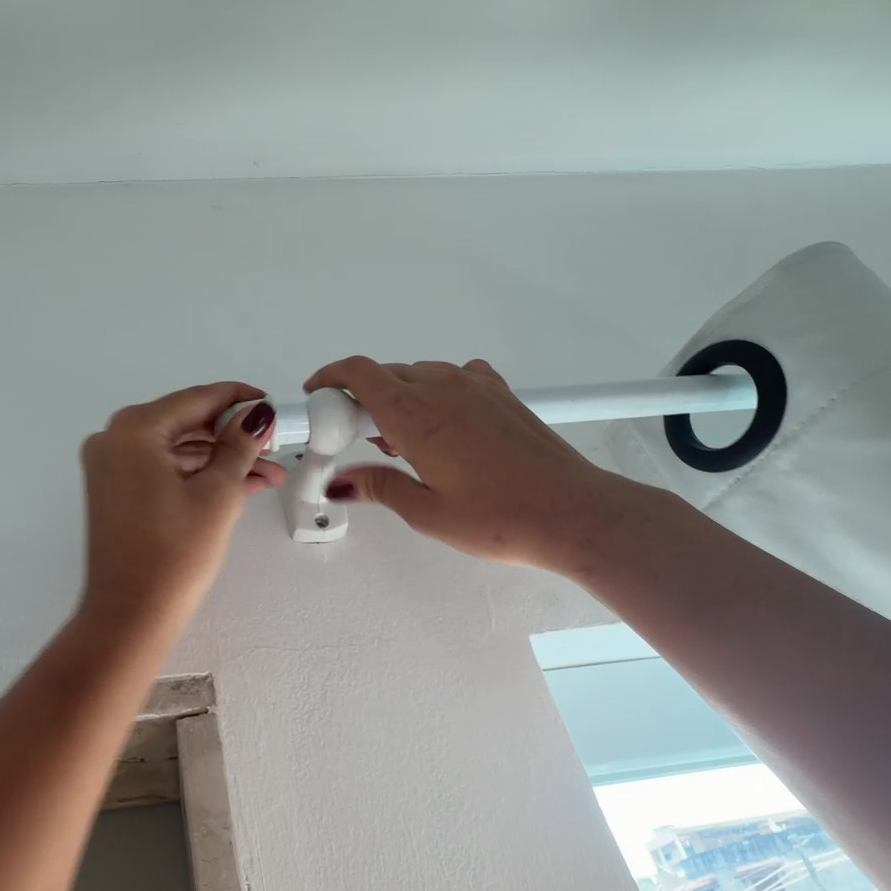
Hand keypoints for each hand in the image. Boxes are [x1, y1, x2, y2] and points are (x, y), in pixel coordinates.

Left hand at [79, 383, 286, 627]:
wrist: (130, 616)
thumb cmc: (175, 553)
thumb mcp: (218, 493)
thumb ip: (239, 445)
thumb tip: (256, 414)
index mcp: (134, 429)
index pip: (196, 399)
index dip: (238, 400)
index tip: (271, 406)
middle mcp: (114, 439)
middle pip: (185, 423)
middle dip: (233, 436)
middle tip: (276, 447)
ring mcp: (110, 468)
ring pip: (176, 450)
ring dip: (220, 460)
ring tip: (267, 475)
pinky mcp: (114, 494)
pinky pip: (162, 470)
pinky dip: (196, 476)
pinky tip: (237, 487)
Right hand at [304, 357, 661, 571]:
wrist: (573, 512)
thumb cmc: (499, 518)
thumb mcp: (426, 512)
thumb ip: (378, 487)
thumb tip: (340, 481)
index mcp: (415, 415)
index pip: (359, 372)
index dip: (330, 377)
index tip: (316, 396)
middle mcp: (443, 389)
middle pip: (386, 374)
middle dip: (361, 399)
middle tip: (356, 438)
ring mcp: (476, 387)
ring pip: (419, 375)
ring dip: (399, 397)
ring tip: (400, 442)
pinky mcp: (501, 394)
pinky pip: (454, 378)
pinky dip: (435, 392)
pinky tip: (442, 426)